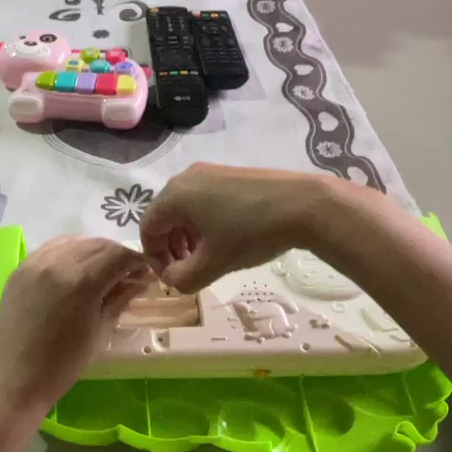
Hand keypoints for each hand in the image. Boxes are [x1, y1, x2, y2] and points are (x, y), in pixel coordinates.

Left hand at [0, 237, 150, 412]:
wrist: (13, 379)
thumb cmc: (62, 365)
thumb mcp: (100, 331)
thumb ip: (119, 299)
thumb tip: (138, 281)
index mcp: (82, 281)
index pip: (120, 255)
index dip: (137, 261)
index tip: (144, 273)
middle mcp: (58, 263)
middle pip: (98, 245)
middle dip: (117, 256)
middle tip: (126, 275)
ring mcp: (35, 263)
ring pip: (74, 242)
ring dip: (93, 251)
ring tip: (101, 272)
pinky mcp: (19, 269)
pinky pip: (51, 248)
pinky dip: (69, 253)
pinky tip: (74, 271)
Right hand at [140, 163, 339, 291]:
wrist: (304, 205)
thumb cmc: (251, 234)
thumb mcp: (212, 265)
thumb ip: (181, 278)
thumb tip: (172, 279)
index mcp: (174, 195)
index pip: (147, 229)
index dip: (154, 258)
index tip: (171, 278)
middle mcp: (186, 178)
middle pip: (164, 217)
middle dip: (171, 248)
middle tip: (187, 270)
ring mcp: (209, 172)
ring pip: (184, 210)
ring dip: (187, 238)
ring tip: (206, 257)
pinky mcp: (229, 174)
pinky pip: (203, 200)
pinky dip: (204, 223)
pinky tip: (225, 239)